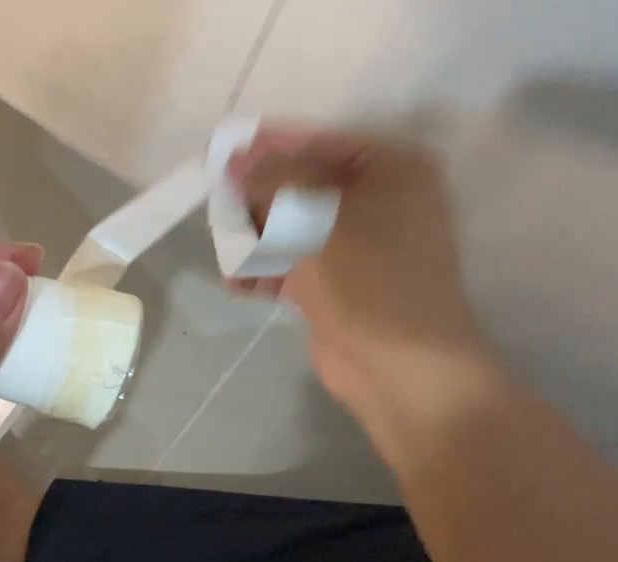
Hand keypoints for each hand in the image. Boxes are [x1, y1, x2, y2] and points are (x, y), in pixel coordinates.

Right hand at [225, 127, 499, 417]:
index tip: (226, 150)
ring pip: (295, 228)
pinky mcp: (339, 286)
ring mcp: (360, 247)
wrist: (399, 364)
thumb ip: (274, 182)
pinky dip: (265, 271)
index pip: (323, 141)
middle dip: (260, 195)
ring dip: (256, 236)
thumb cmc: (366, 280)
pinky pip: (294, 265)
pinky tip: (235, 281)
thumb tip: (237, 161)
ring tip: (222, 246)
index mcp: (392, 169)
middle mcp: (381, 201)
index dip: (272, 144)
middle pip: (306, 185)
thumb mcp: (317, 219)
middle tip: (218, 202)